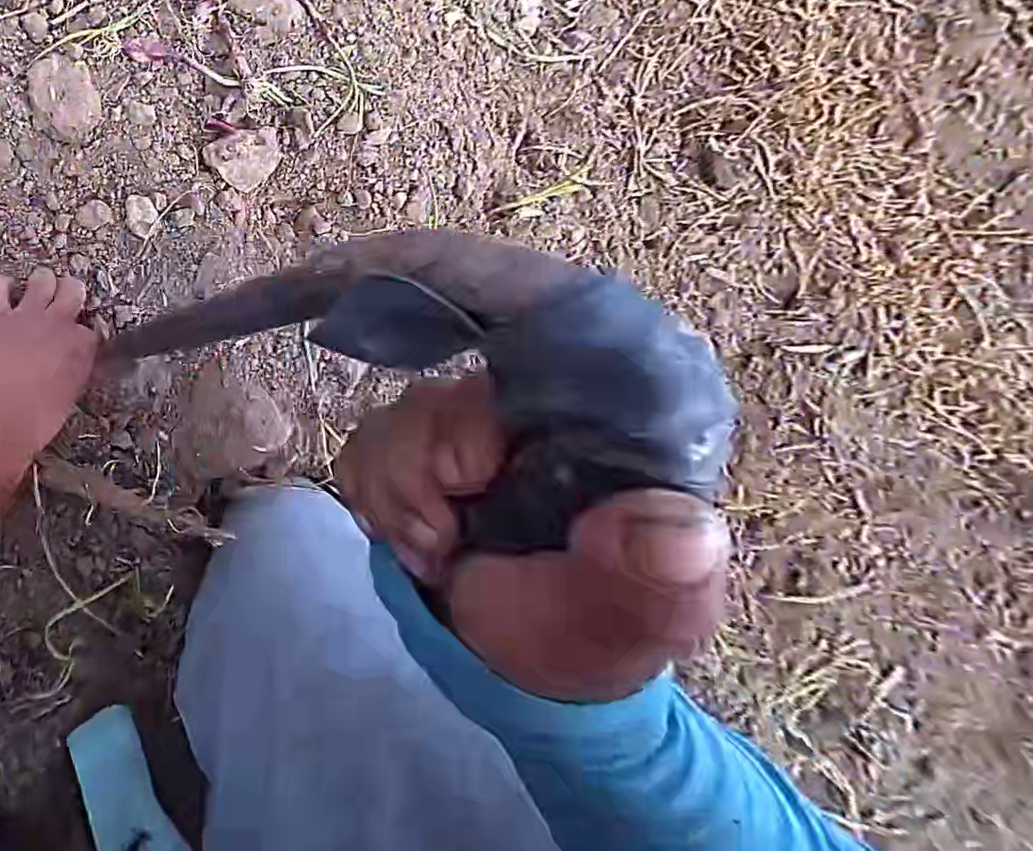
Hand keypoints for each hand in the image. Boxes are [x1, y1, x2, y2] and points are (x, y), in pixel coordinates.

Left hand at [0, 267, 98, 467]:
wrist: (1, 422)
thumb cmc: (38, 418)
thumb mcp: (72, 393)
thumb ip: (77, 367)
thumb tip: (75, 359)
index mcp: (81, 345)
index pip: (90, 327)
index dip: (83, 331)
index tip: (76, 336)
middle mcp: (58, 324)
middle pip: (74, 289)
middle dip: (71, 293)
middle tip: (65, 300)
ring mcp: (27, 317)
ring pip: (42, 279)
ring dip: (43, 282)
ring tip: (40, 289)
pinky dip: (2, 285)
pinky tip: (6, 289)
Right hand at [336, 374, 730, 700]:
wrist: (507, 649)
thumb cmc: (582, 627)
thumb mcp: (635, 619)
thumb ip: (658, 576)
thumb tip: (674, 527)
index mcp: (583, 432)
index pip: (510, 383)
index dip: (466, 435)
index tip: (464, 489)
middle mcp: (512, 413)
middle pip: (431, 405)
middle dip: (416, 483)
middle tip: (442, 543)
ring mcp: (451, 426)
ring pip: (386, 424)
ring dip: (392, 501)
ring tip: (429, 550)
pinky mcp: (404, 446)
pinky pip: (359, 447)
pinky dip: (370, 498)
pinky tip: (403, 532)